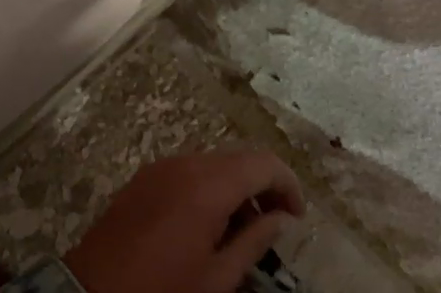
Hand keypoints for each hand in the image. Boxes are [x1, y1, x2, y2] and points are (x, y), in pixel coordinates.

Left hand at [63, 149, 304, 292]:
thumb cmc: (159, 290)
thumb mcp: (215, 279)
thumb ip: (254, 243)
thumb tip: (280, 219)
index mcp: (209, 184)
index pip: (264, 164)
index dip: (288, 185)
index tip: (297, 217)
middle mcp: (187, 163)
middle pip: (239, 160)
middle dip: (263, 188)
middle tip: (275, 226)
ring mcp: (162, 168)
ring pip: (214, 166)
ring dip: (236, 190)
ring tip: (241, 233)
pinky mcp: (143, 180)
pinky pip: (189, 173)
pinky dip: (209, 191)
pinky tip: (207, 227)